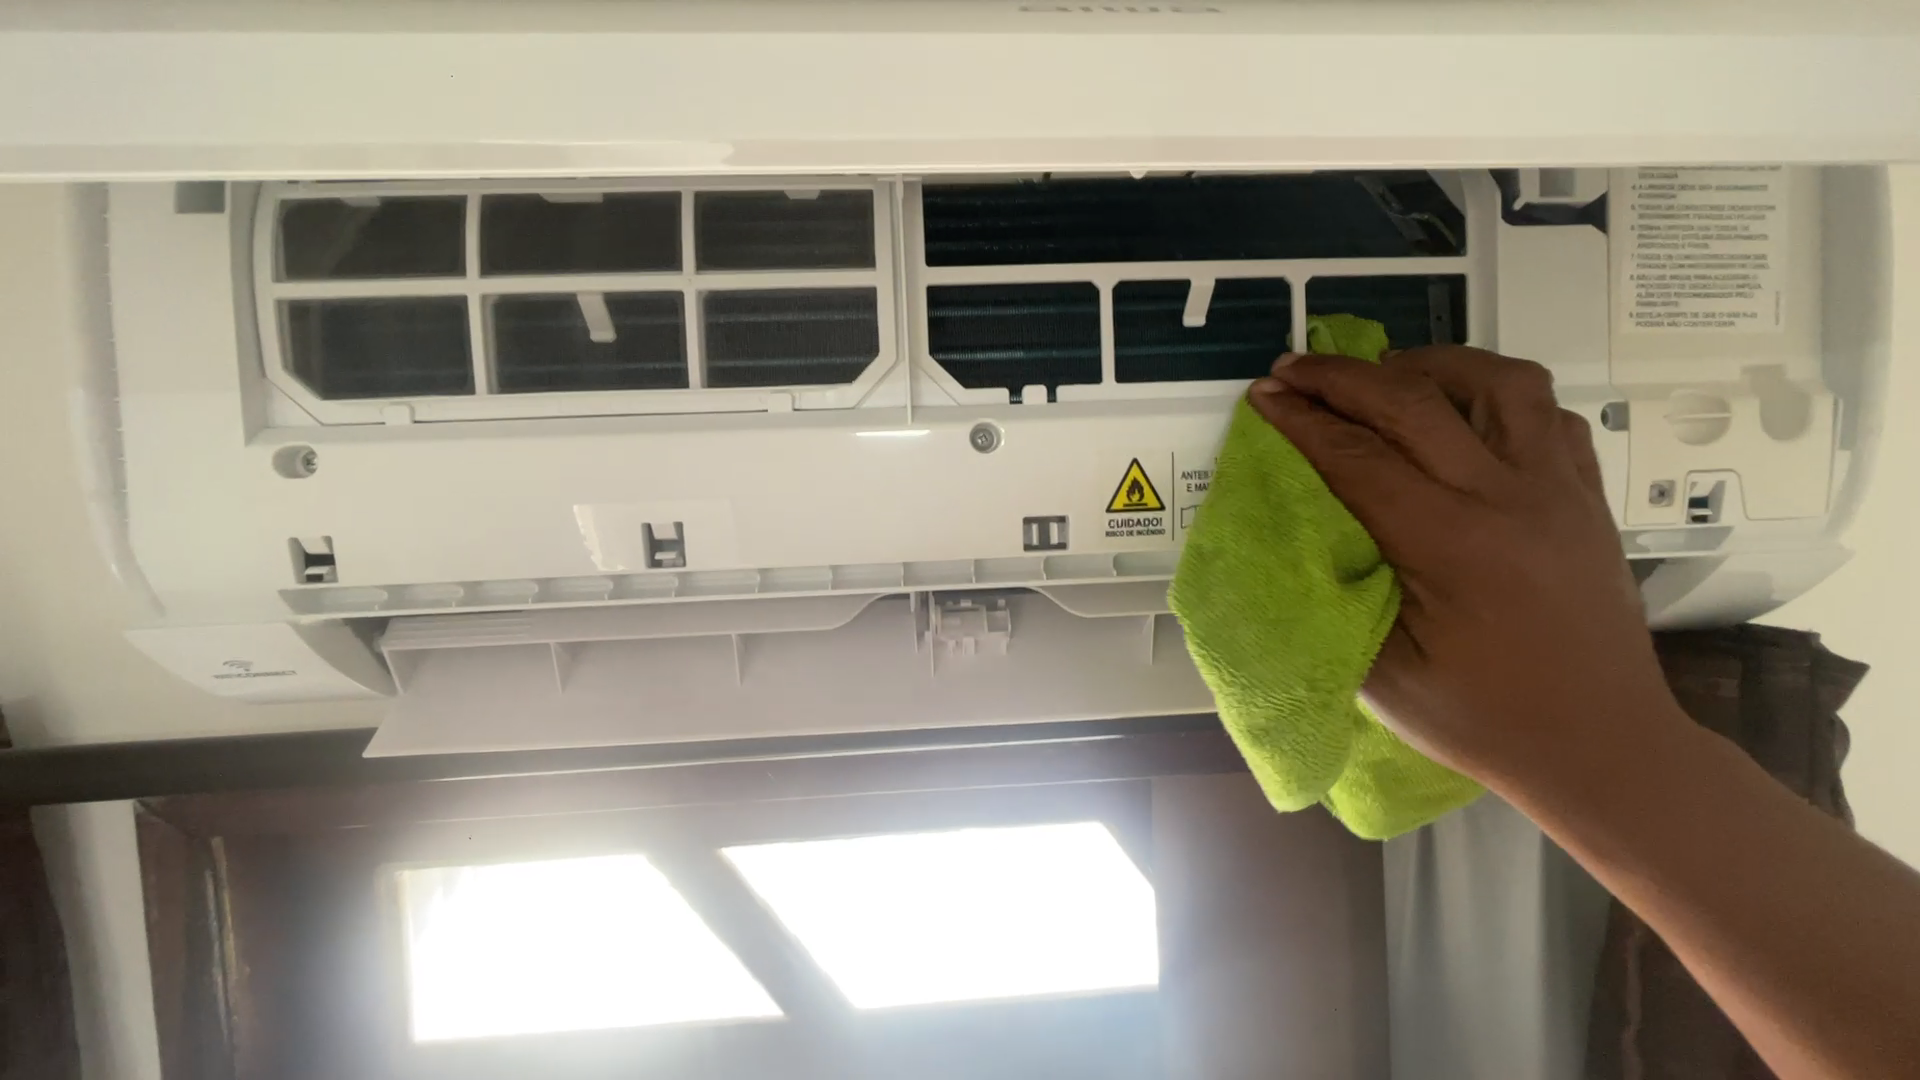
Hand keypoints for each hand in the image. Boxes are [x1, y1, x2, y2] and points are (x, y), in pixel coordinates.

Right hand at [1247, 346, 1680, 790]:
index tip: (1264, 396)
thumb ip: (1331, 595)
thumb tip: (1293, 532)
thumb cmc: (1480, 720)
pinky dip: (1493, 393)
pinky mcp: (1587, 496)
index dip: (1302, 422)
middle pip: (1416, 403)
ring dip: (1429, 364)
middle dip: (1343, 377)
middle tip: (1294, 367)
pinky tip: (1460, 411)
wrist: (1602, 746)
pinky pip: (1545, 412)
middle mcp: (1512, 499)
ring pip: (1500, 382)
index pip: (1359, 458)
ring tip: (1383, 373)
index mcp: (1452, 546)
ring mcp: (1560, 490)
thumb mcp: (1380, 674)